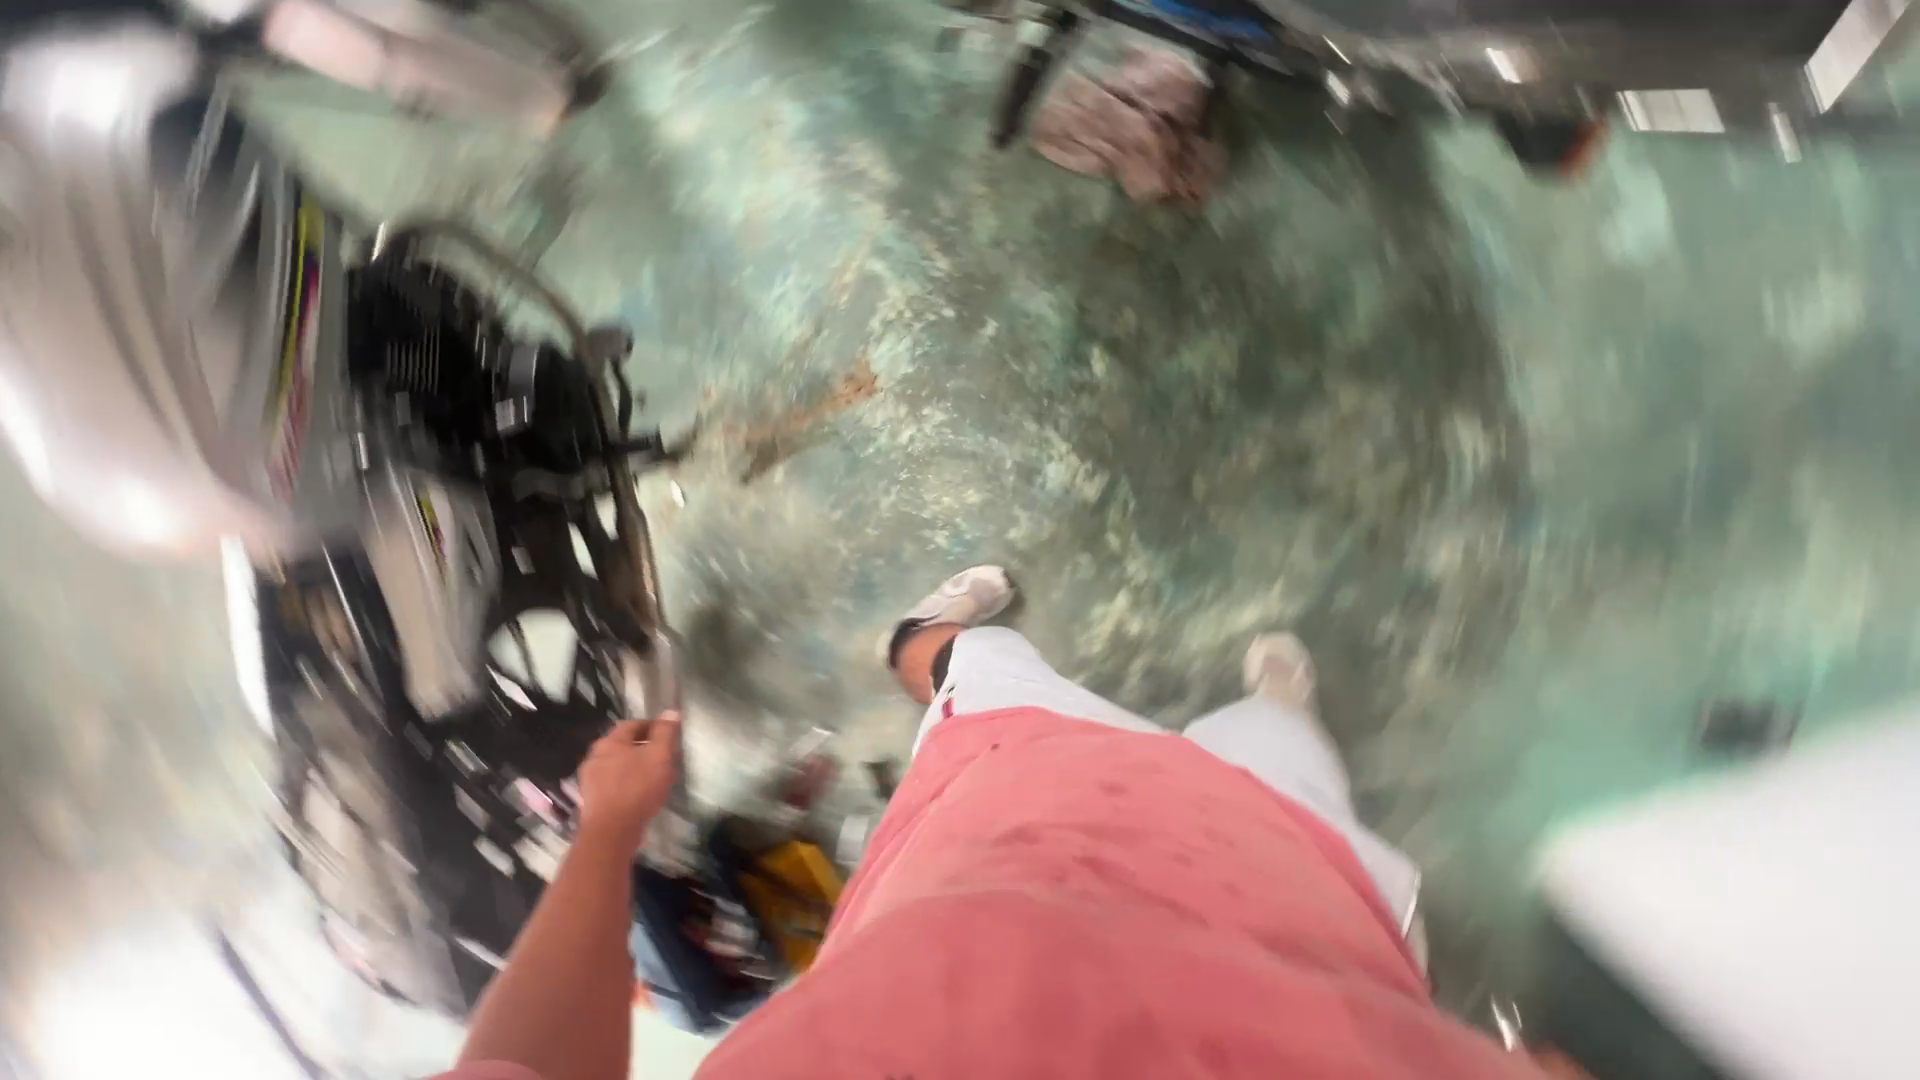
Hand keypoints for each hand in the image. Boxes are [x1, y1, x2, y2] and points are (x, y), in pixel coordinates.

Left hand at [574, 713, 680, 853]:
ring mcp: (591, 780)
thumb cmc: (637, 787)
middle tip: (665, 757)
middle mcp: (595, 757)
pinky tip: (642, 795)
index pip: (632, 724)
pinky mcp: (592, 800)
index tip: (669, 735)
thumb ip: (665, 732)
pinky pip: (614, 784)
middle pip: (624, 745)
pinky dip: (629, 784)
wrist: (612, 831)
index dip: (652, 726)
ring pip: (619, 766)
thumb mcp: (659, 755)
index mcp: (609, 742)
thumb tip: (671, 712)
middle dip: (645, 748)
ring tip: (657, 778)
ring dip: (637, 767)